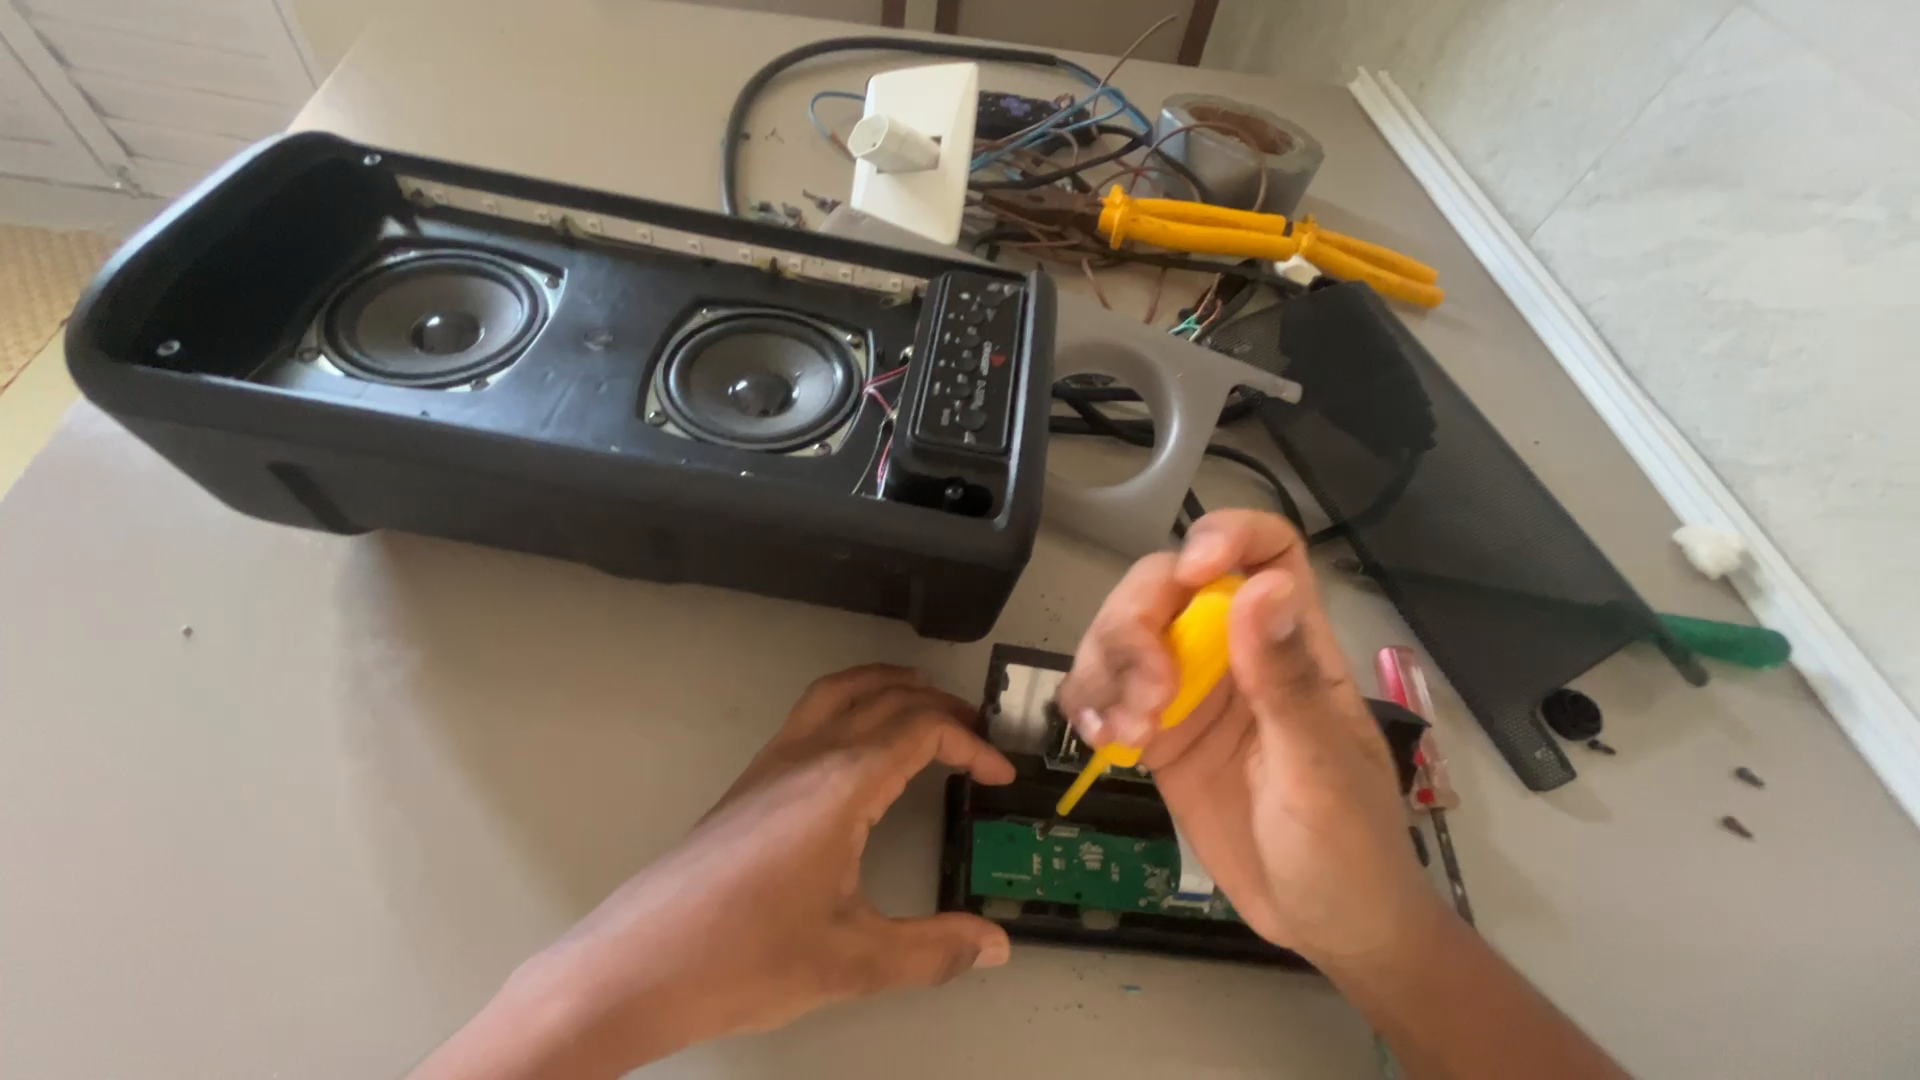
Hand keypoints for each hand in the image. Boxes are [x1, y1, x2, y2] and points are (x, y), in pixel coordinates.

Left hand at [413, 665, 1013, 1079]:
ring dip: (890, 687)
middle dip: (941, 705)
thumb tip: (996, 946)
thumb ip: (934, 951)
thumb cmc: (748, 957)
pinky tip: (858, 747)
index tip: (1000, 775)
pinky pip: (812, 711)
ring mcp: (774, 761)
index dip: (972, 745)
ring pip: (842, 689)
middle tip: (976, 737)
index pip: (922, 730)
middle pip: (887, 696)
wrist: (638, 964)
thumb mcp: (854, 961)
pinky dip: (853, 702)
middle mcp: (809, 754)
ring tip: (925, 705)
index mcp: (843, 783)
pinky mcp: (751, 779)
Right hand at [1057, 510, 1440, 966]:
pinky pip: (1100, 692)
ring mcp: (1186, 691)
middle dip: (1135, 623)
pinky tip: (1105, 742)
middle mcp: (1231, 652)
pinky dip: (1088, 705)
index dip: (1226, 536)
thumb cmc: (1349, 850)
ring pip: (1119, 634)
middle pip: (1165, 585)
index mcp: (1291, 643)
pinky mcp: (1152, 732)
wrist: (1326, 927)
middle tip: (1147, 694)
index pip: (1267, 551)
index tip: (1192, 572)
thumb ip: (1288, 681)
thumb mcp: (1322, 769)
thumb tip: (1260, 587)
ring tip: (1127, 735)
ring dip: (1105, 671)